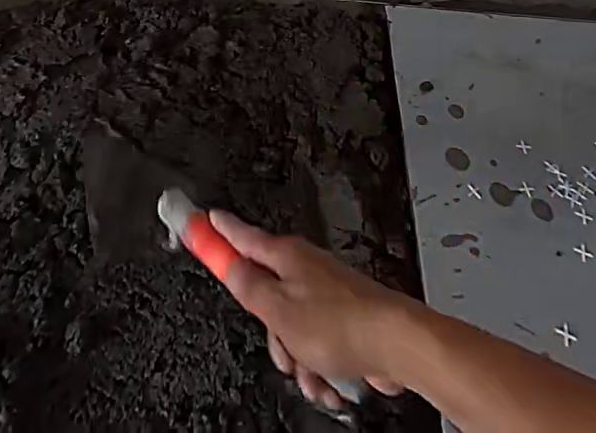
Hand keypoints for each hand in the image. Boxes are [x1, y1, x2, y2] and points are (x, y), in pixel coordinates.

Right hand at [209, 209, 415, 408]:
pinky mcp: (339, 318)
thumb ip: (249, 286)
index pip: (242, 237)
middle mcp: (305, 268)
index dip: (219, 231)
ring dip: (295, 356)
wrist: (393, 342)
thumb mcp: (279, 309)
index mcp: (287, 256)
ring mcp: (323, 293)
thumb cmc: (342, 323)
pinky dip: (316, 365)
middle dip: (269, 329)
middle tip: (280, 343)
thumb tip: (228, 265)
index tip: (202, 219)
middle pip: (265, 295)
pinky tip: (328, 376)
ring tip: (311, 368)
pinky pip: (313, 345)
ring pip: (288, 328)